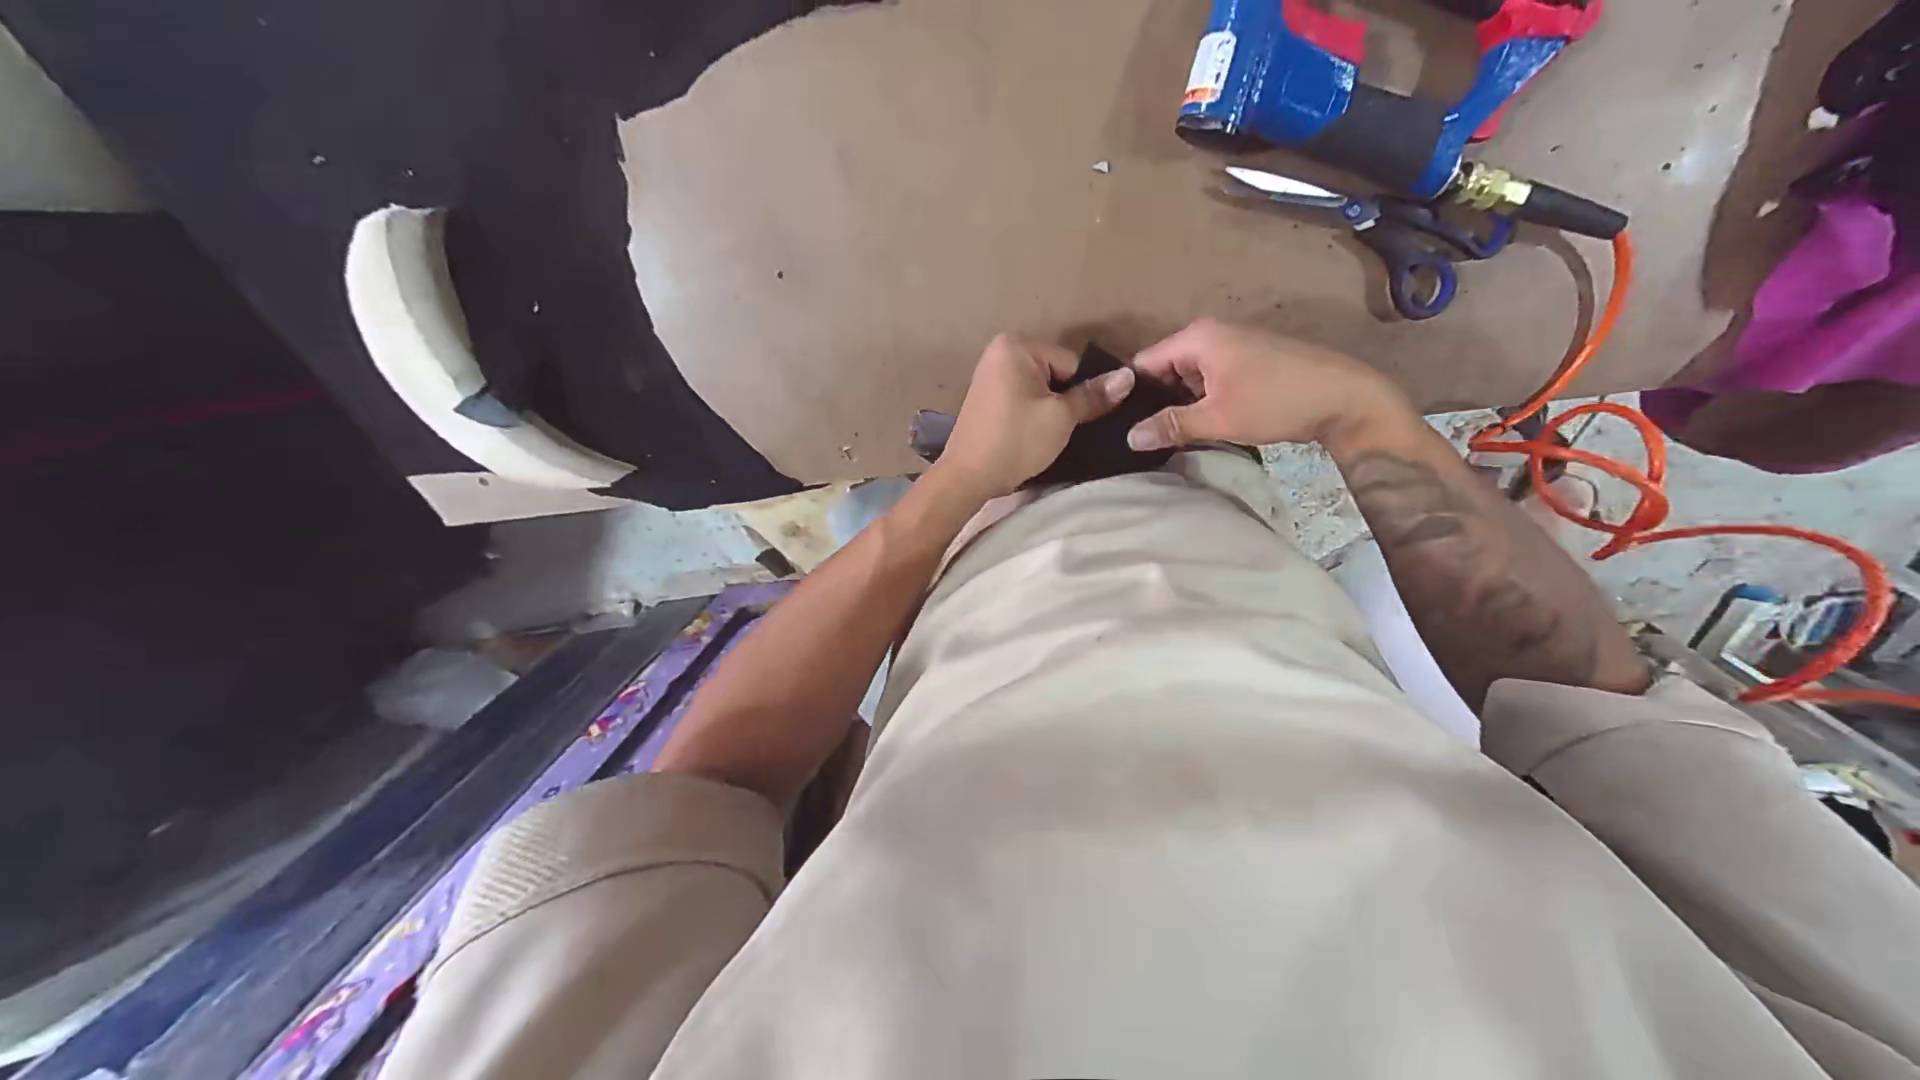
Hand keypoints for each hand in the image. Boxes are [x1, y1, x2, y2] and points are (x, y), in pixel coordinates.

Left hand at [936, 334, 1133, 498]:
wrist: (968, 477)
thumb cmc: (1016, 440)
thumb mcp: (1061, 417)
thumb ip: (1094, 396)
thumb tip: (1128, 377)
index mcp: (1016, 346)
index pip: (1071, 363)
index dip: (1086, 390)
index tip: (1092, 417)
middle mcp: (1000, 353)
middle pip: (1056, 374)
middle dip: (1067, 400)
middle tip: (1072, 429)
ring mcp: (990, 377)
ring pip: (1041, 390)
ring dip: (1052, 411)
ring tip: (1055, 436)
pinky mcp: (987, 401)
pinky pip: (1023, 401)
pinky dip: (1034, 416)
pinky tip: (1037, 437)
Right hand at [1125, 319, 1410, 451]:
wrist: (1347, 399)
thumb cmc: (1277, 402)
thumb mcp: (1217, 418)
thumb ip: (1170, 426)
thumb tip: (1129, 438)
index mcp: (1197, 338)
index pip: (1142, 364)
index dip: (1129, 395)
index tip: (1119, 426)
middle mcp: (1210, 334)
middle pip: (1163, 370)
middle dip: (1154, 402)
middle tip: (1142, 437)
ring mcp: (1231, 346)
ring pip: (1186, 378)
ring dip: (1179, 405)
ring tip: (1166, 437)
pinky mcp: (1247, 361)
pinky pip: (1208, 380)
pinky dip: (1200, 401)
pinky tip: (1198, 427)